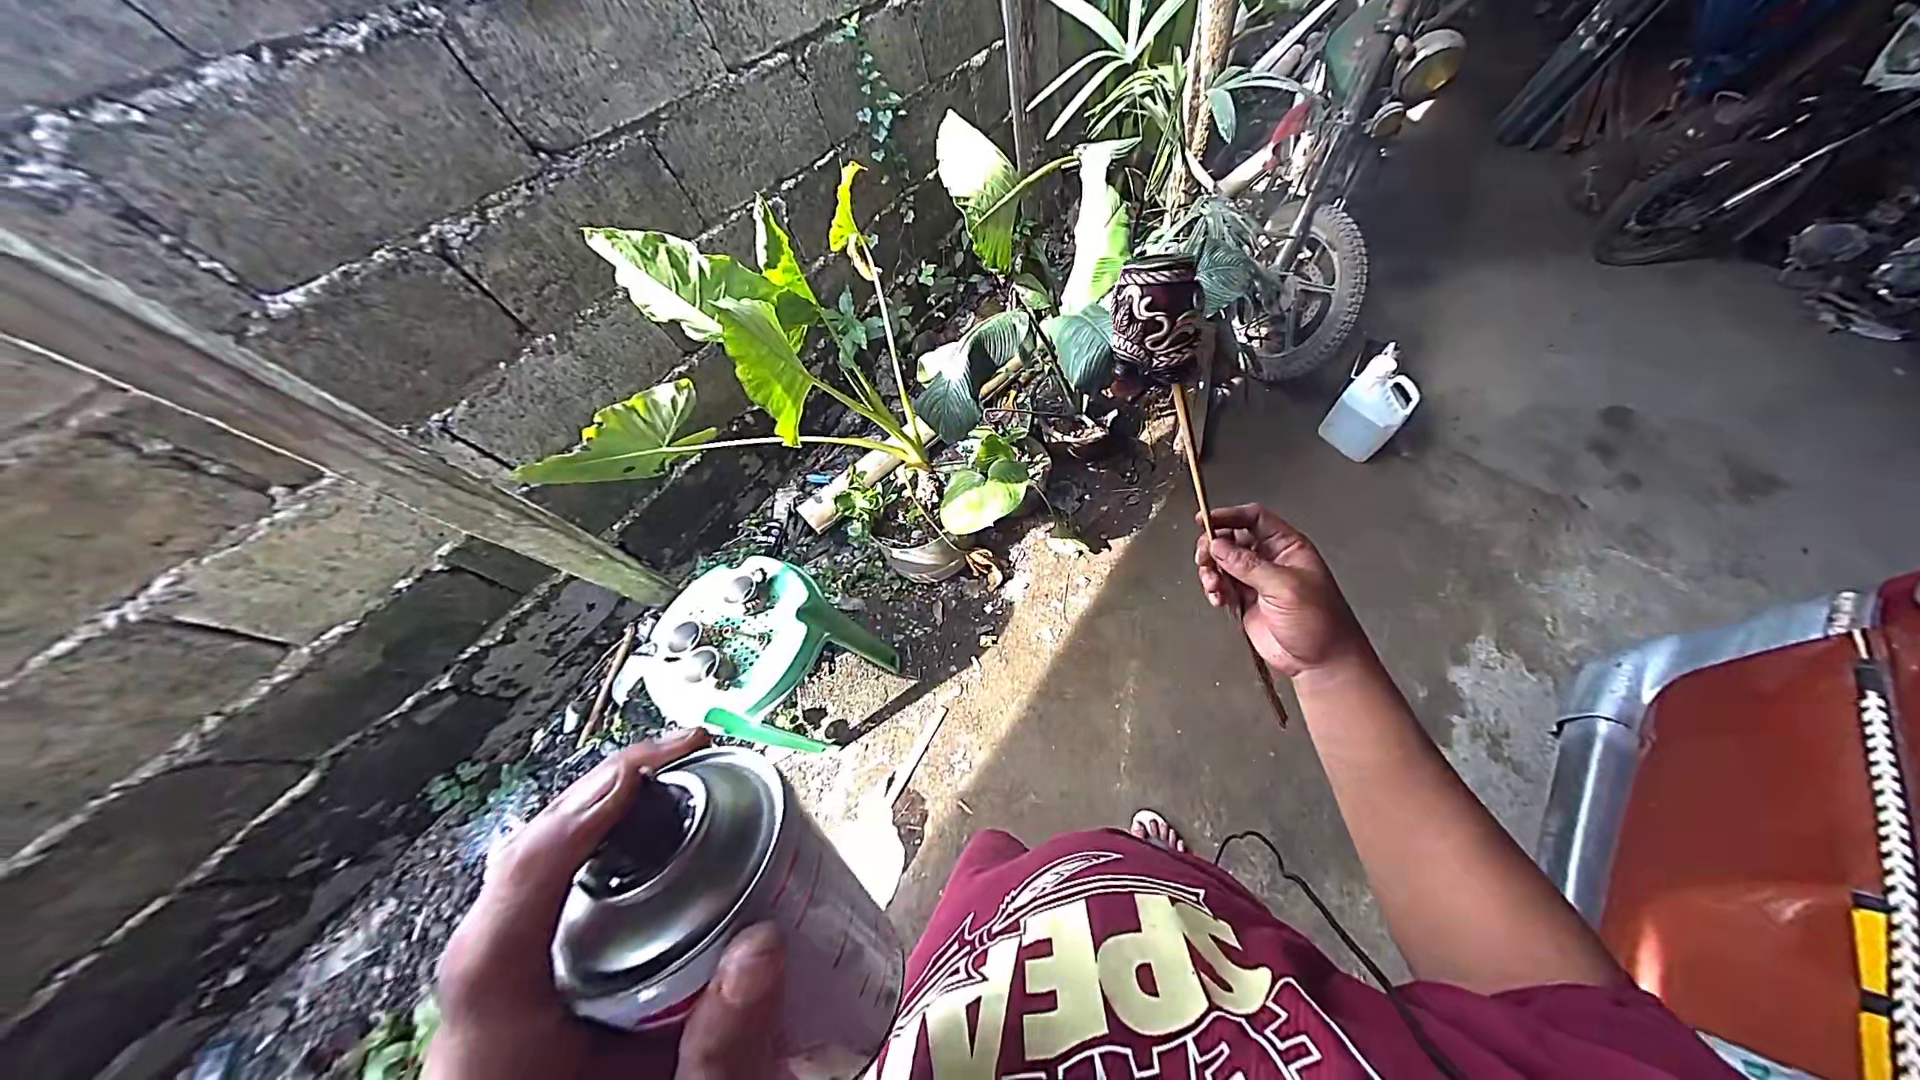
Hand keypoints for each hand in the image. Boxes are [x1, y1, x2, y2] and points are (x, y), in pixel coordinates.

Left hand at [428, 728, 784, 1079]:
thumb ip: (725, 1054)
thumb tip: (766, 944)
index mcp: (496, 1060)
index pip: (493, 945)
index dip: (554, 846)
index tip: (632, 779)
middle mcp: (490, 1013)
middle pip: (520, 878)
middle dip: (597, 800)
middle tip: (682, 753)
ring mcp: (511, 989)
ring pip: (538, 875)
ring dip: (603, 809)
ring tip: (672, 768)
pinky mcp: (542, 977)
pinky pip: (561, 891)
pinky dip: (608, 843)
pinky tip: (656, 822)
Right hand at [1194, 504, 1367, 677]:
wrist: (1321, 662)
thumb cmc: (1321, 623)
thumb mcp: (1285, 587)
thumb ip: (1248, 564)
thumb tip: (1219, 545)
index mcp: (1287, 547)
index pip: (1254, 519)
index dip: (1229, 516)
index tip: (1205, 520)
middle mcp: (1271, 560)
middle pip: (1232, 539)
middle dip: (1213, 546)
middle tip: (1204, 557)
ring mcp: (1257, 580)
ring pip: (1222, 563)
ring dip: (1211, 571)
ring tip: (1213, 585)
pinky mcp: (1246, 600)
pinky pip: (1221, 586)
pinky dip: (1214, 590)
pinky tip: (1218, 598)